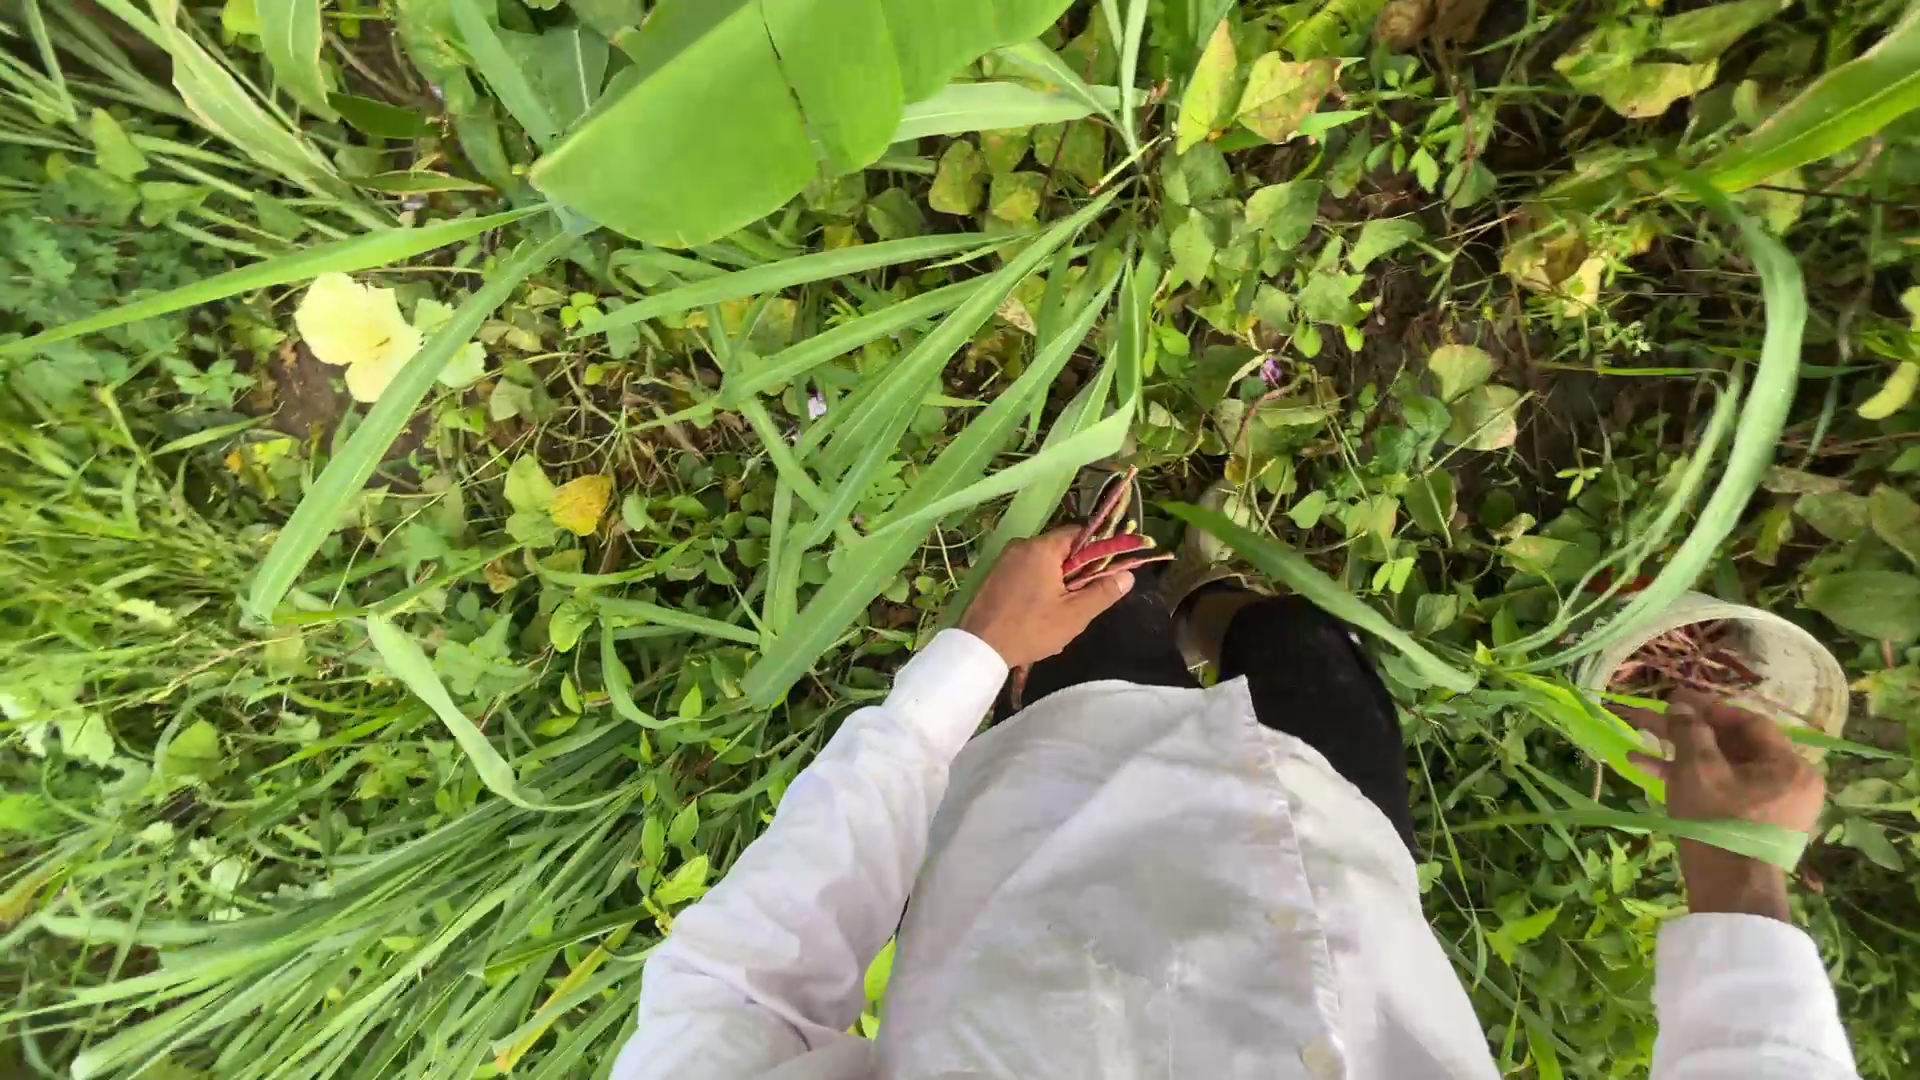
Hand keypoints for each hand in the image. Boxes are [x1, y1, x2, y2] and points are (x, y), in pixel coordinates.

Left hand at [958, 527, 1134, 667]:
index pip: (1078, 533)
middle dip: (1075, 573)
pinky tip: (1038, 615)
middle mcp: (1021, 546)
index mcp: (1042, 548)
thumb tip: (1128, 575)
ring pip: (1042, 565)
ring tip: (1060, 613)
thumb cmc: (1031, 628)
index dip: (1098, 549)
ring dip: (1056, 584)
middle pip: (1060, 550)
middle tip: (1083, 600)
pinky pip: (1024, 574)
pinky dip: (1036, 589)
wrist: (979, 647)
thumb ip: (1103, 592)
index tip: (1107, 570)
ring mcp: (1003, 560)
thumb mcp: (1074, 614)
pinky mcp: (992, 576)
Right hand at [1618, 691, 1824, 921]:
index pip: (1750, 723)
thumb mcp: (1698, 768)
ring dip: (1678, 748)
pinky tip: (1644, 765)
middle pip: (1731, 742)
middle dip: (1687, 727)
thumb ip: (1689, 731)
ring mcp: (1769, 799)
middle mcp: (1787, 780)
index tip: (1676, 699)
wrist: (1728, 877)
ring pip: (1719, 762)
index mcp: (1789, 767)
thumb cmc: (1717, 816)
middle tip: (1653, 713)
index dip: (1711, 708)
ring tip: (1639, 734)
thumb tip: (1681, 704)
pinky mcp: (1749, 814)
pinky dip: (1685, 773)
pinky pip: (1718, 783)